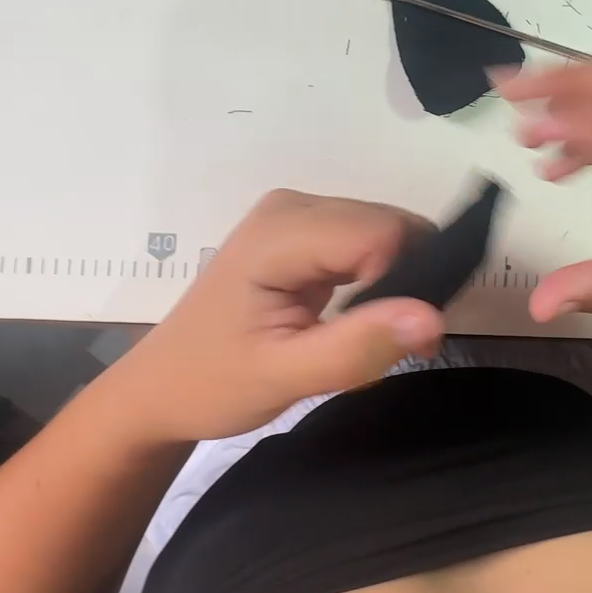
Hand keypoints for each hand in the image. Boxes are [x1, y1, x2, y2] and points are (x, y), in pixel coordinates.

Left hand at [97, 189, 445, 444]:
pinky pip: (366, 238)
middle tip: (400, 343)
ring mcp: (296, 212)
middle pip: (387, 225)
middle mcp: (292, 205)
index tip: (407, 340)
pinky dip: (381, 274)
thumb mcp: (283, 377)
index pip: (381, 233)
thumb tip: (432, 316)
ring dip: (398, 279)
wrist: (159, 387)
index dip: (407, 282)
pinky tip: (362, 312)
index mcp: (279, 233)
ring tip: (378, 332)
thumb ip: (357, 346)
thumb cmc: (211, 385)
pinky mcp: (303, 228)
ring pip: (384, 230)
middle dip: (408, 280)